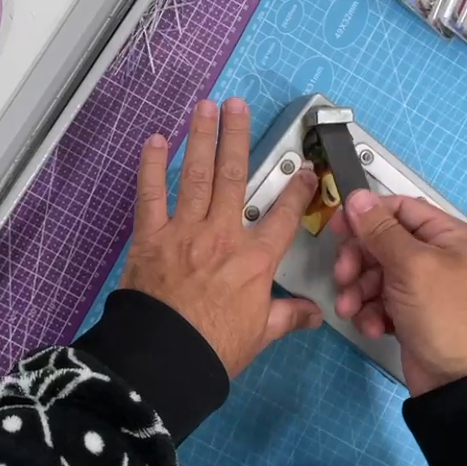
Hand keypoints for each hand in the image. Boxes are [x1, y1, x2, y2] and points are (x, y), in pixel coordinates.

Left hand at [122, 98, 321, 376]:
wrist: (165, 360)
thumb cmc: (214, 349)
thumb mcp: (259, 335)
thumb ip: (287, 317)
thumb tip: (316, 315)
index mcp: (255, 260)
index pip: (285, 216)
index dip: (298, 190)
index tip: (305, 169)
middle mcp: (223, 235)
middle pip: (234, 176)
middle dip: (236, 137)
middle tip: (237, 105)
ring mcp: (185, 230)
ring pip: (196, 174)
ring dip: (201, 137)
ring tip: (204, 107)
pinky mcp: (151, 235)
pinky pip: (151, 194)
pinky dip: (150, 165)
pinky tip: (154, 140)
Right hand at [330, 190, 466, 396]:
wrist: (463, 385)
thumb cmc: (445, 314)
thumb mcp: (413, 266)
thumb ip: (381, 231)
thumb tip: (356, 196)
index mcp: (447, 236)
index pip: (399, 209)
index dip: (366, 215)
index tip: (337, 228)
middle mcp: (435, 257)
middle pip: (381, 242)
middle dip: (357, 260)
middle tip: (342, 275)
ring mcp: (421, 288)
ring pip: (375, 274)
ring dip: (357, 290)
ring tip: (350, 309)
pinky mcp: (409, 314)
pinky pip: (378, 301)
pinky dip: (369, 311)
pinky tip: (370, 326)